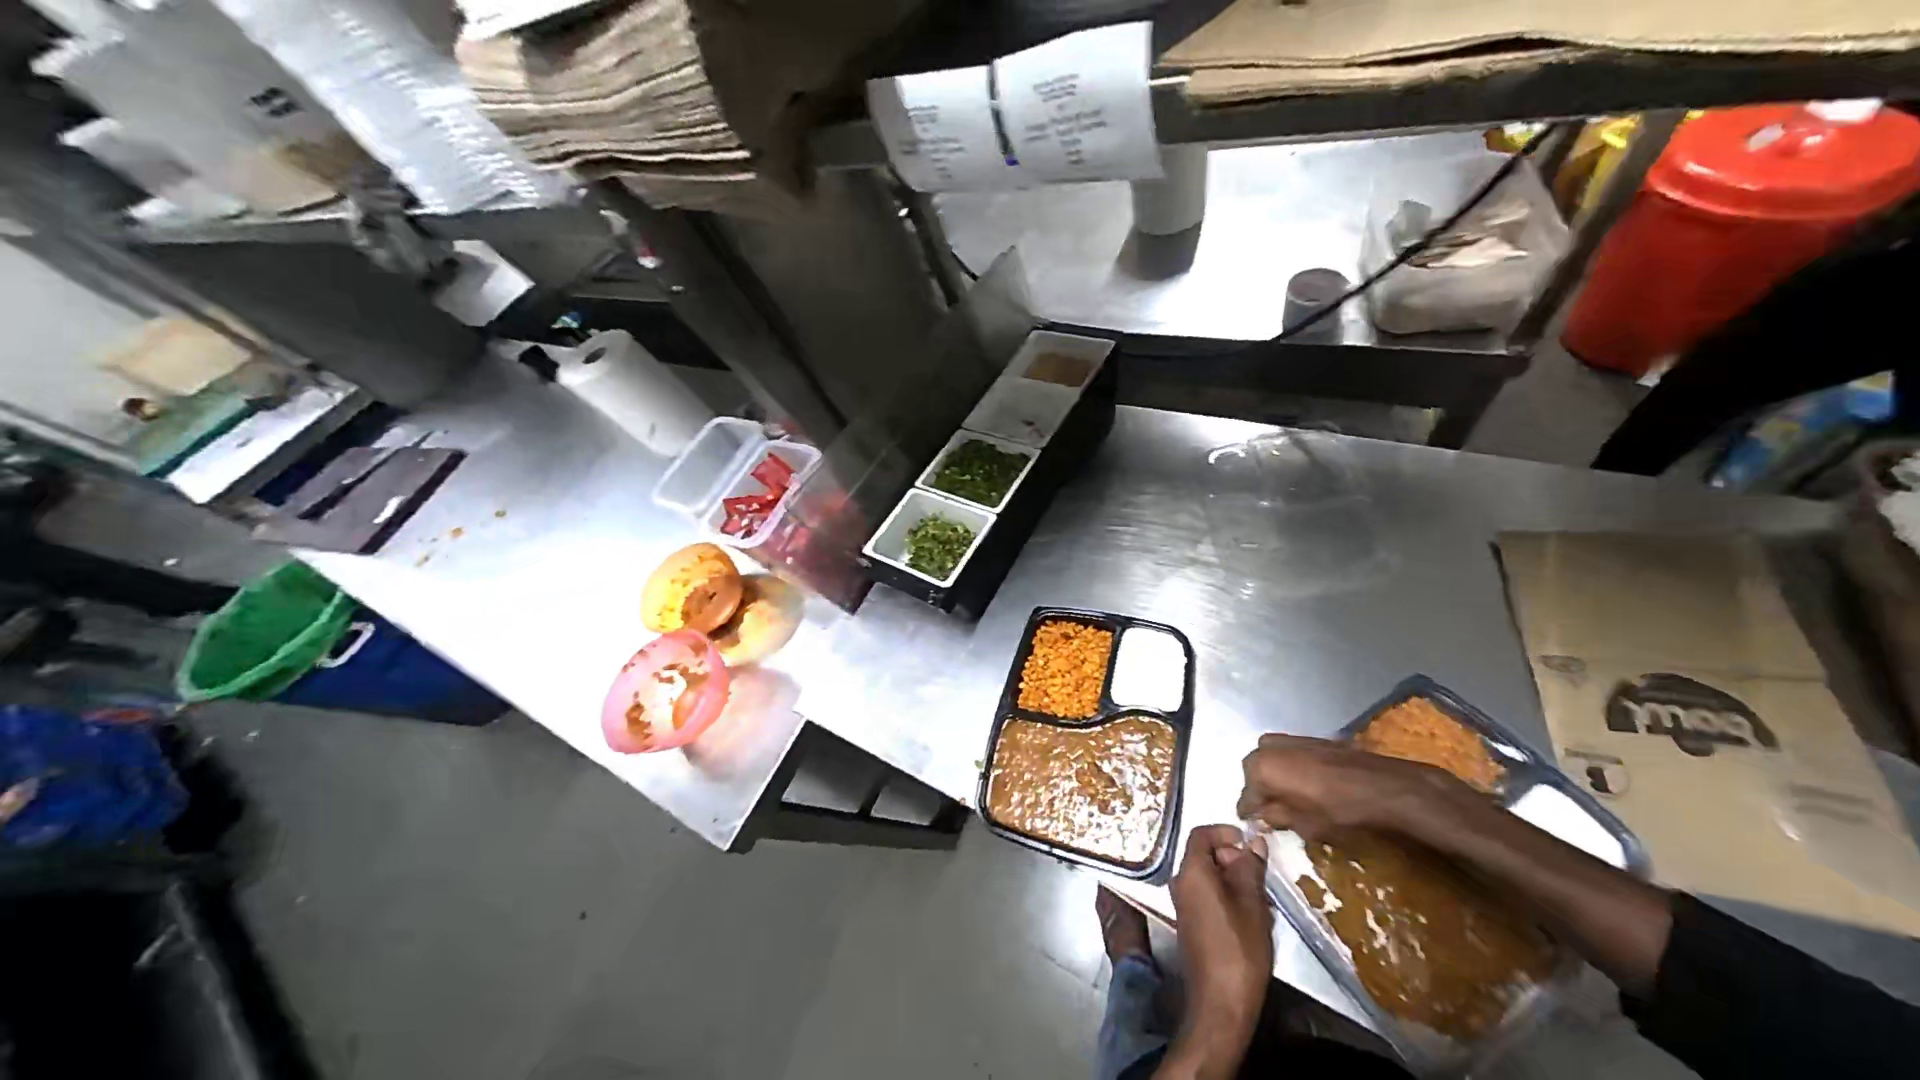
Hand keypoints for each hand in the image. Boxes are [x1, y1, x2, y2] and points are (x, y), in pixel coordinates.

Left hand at [1163, 825, 1272, 1078]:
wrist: (1221, 1001)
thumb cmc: (1238, 948)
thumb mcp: (1252, 903)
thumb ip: (1250, 868)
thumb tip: (1253, 842)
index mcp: (1191, 872)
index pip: (1200, 834)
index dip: (1224, 832)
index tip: (1249, 842)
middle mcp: (1180, 883)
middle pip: (1204, 854)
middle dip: (1233, 858)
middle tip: (1261, 876)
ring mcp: (1184, 903)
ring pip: (1209, 876)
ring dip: (1235, 880)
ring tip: (1262, 900)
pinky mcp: (1191, 921)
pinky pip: (1207, 895)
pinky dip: (1228, 896)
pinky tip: (1253, 917)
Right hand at [1236, 734, 1483, 844]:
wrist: (1382, 786)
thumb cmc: (1338, 810)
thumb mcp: (1303, 825)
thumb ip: (1276, 818)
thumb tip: (1263, 815)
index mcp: (1259, 769)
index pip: (1246, 798)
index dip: (1251, 814)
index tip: (1255, 824)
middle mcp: (1266, 748)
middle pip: (1255, 773)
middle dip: (1261, 790)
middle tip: (1275, 810)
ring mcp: (1288, 739)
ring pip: (1271, 761)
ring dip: (1276, 777)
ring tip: (1292, 797)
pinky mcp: (1308, 737)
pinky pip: (1289, 755)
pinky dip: (1291, 768)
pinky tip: (1308, 784)